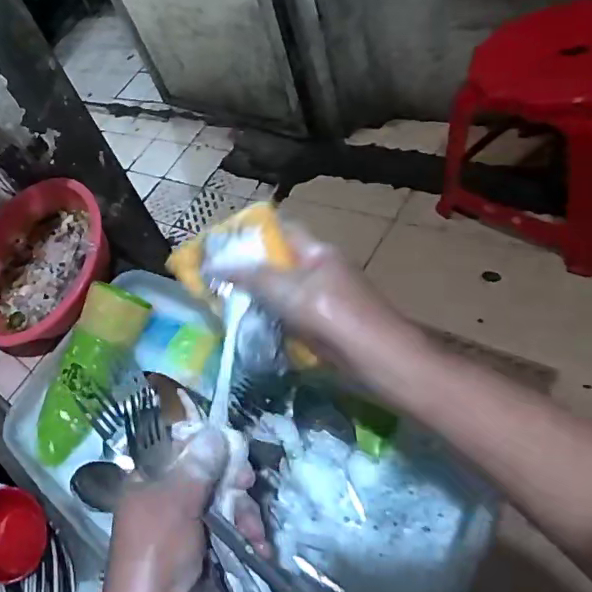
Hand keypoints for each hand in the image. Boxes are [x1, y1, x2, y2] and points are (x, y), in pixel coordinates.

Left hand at [102, 425, 263, 591]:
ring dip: (245, 516)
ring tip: (253, 533)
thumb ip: (196, 469)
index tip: (233, 448)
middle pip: (207, 480)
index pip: (178, 454)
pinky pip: (235, 538)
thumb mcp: (173, 503)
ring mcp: (189, 531)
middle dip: (232, 485)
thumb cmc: (157, 552)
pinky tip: (260, 549)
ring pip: (226, 508)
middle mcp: (166, 502)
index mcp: (146, 483)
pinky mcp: (211, 558)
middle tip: (248, 486)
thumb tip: (214, 431)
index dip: (206, 450)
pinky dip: (250, 542)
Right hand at [212, 216, 414, 377]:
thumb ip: (245, 275)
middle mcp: (321, 269)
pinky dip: (267, 316)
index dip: (249, 232)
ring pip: (279, 289)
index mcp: (317, 251)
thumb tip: (210, 266)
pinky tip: (247, 323)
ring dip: (254, 295)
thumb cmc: (332, 315)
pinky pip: (286, 313)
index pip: (280, 229)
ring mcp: (323, 298)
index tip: (220, 243)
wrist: (381, 362)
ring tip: (222, 299)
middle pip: (276, 261)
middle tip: (213, 274)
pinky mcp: (323, 324)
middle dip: (245, 267)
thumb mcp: (282, 288)